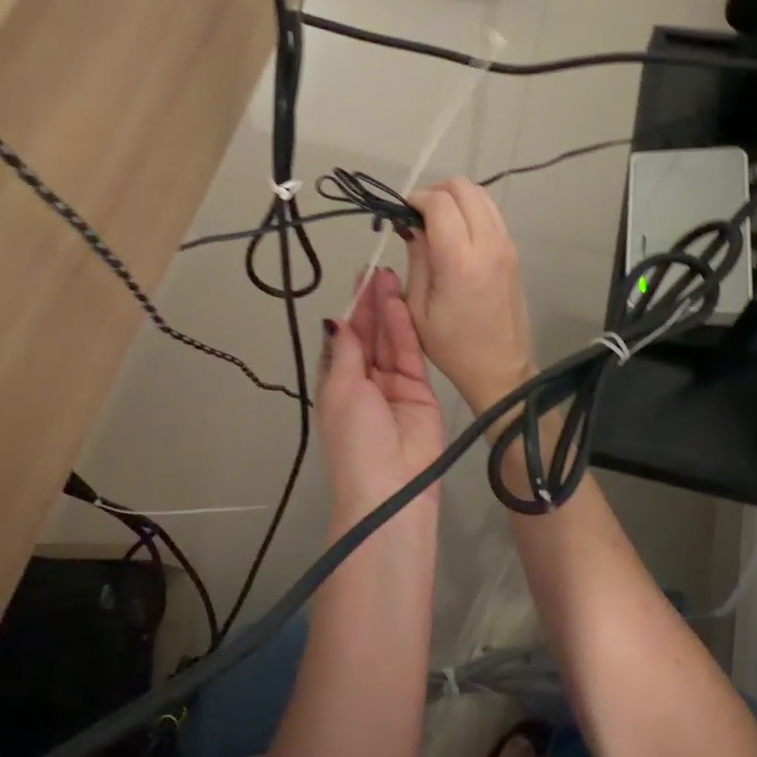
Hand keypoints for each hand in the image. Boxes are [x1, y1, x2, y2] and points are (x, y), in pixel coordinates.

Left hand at [317, 268, 446, 516]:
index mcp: (338, 384)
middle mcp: (365, 381)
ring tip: (389, 275)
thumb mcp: (341, 392)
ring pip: (390, 340)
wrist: (391, 488)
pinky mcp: (421, 389)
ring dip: (388, 310)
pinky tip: (400, 302)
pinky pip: (410, 353)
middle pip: (369, 336)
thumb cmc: (356, 440)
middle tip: (376, 268)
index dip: (351, 311)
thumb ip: (344, 353)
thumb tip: (336, 319)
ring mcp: (394, 385)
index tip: (357, 280)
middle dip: (370, 304)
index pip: (345, 340)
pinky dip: (405, 328)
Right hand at [403, 178, 536, 411]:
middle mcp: (487, 244)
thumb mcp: (417, 307)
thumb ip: (416, 259)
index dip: (415, 200)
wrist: (500, 368)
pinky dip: (471, 211)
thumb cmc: (451, 346)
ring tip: (436, 224)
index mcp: (459, 260)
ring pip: (481, 195)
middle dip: (436, 193)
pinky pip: (491, 213)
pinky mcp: (513, 252)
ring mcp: (505, 245)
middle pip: (463, 188)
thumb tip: (411, 226)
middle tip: (417, 216)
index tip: (402, 214)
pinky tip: (456, 235)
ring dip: (455, 199)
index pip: (439, 203)